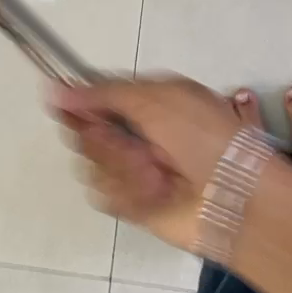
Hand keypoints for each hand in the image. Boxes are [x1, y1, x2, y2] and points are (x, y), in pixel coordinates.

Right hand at [50, 77, 260, 252]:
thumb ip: (106, 93)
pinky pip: (105, 195)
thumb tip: (56, 88)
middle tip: (135, 150)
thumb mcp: (161, 99)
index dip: (79, 106)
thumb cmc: (206, 140)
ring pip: (93, 166)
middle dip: (106, 143)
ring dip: (123, 169)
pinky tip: (156, 194)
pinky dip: (130, 193)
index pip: (95, 101)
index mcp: (148, 104)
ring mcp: (134, 171)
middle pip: (86, 134)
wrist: (235, 198)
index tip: (65, 108)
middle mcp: (137, 136)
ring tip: (158, 175)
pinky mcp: (133, 204)